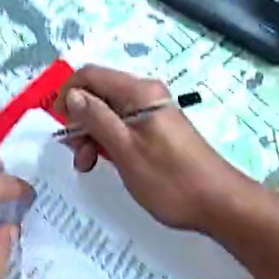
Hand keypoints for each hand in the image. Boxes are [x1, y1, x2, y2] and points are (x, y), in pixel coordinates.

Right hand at [62, 65, 261, 232]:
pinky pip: (122, 123)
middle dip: (79, 119)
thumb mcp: (125, 150)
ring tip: (89, 165)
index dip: (67, 94)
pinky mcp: (156, 128)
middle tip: (77, 154)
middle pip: (98, 92)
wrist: (220, 203)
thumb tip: (72, 95)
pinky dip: (108, 139)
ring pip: (108, 110)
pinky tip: (106, 162)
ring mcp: (152, 110)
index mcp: (138, 91)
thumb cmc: (170, 179)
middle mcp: (145, 93)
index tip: (59, 125)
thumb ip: (96, 119)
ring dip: (92, 133)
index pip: (89, 74)